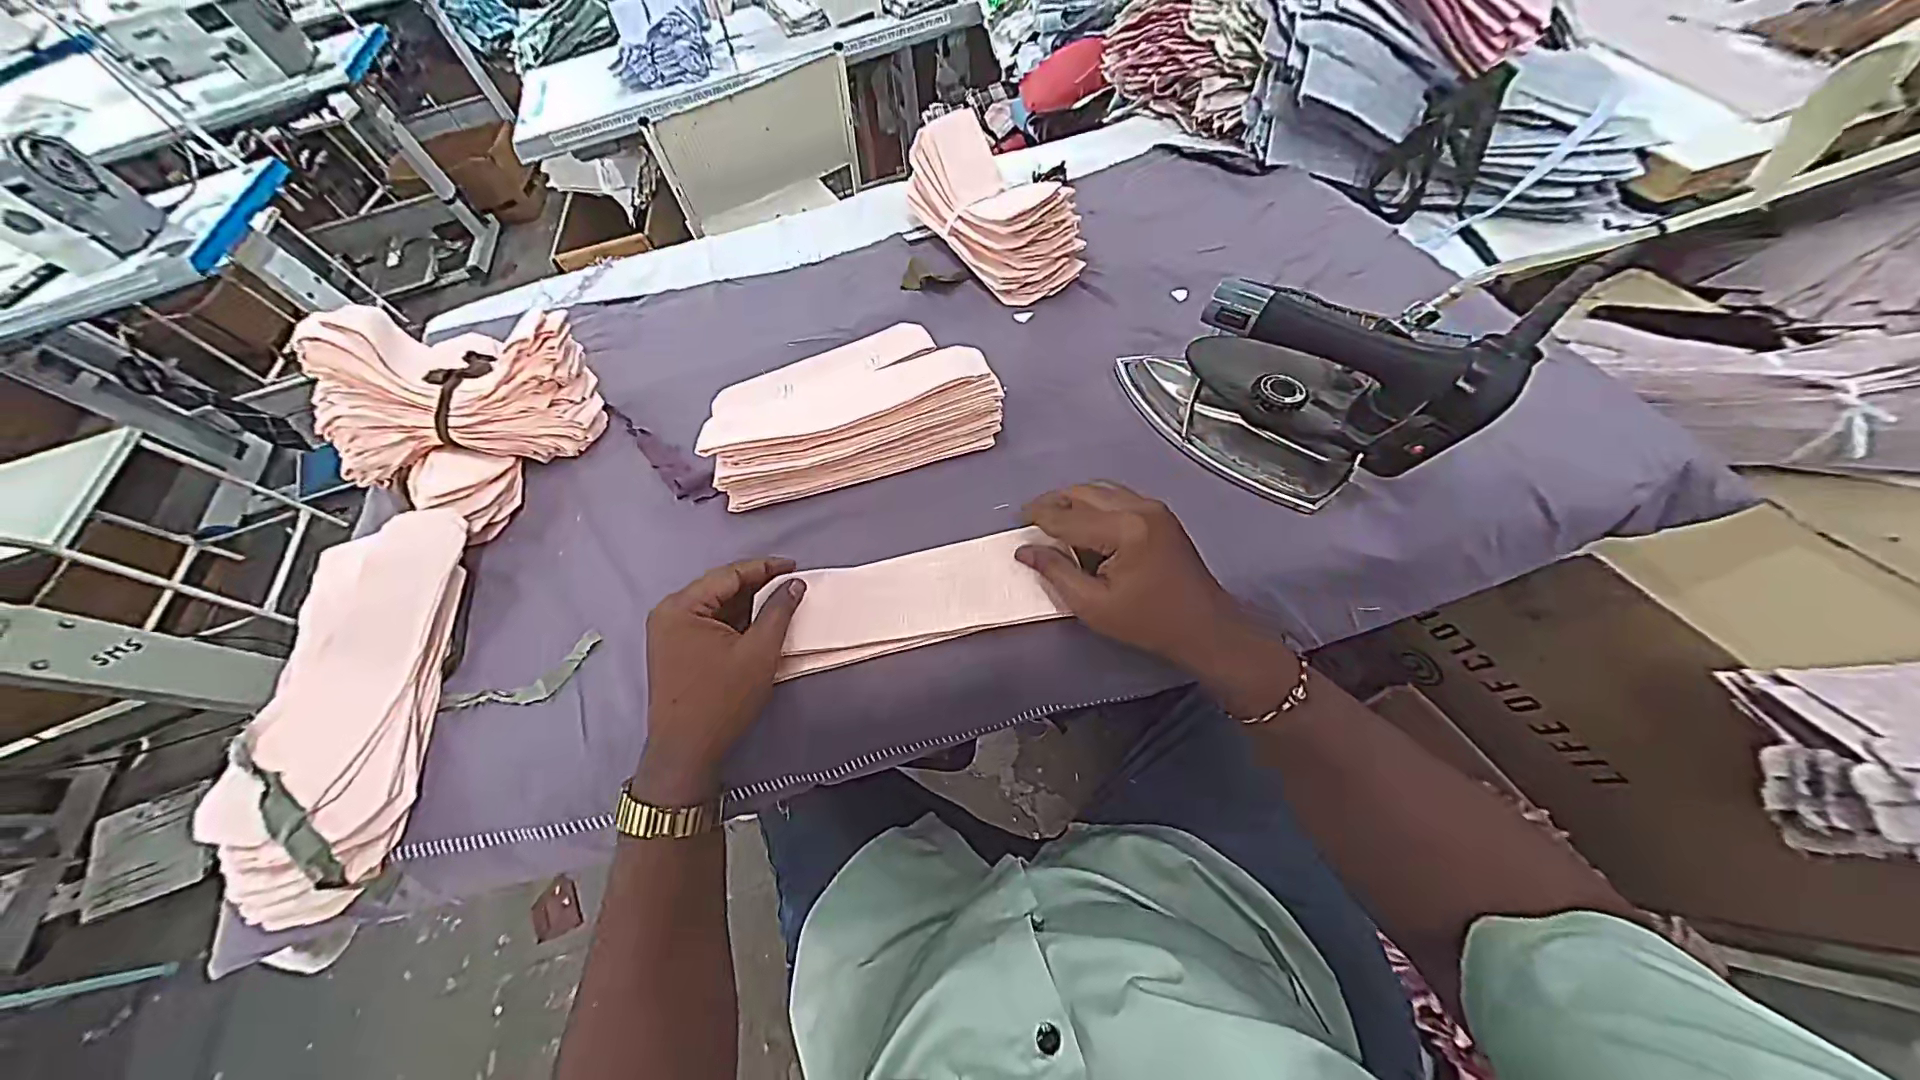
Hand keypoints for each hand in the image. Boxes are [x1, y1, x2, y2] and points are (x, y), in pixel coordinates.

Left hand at [633, 558, 805, 805]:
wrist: (687, 750)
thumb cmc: (723, 699)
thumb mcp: (759, 652)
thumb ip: (778, 611)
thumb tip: (794, 584)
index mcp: (681, 607)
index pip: (728, 575)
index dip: (764, 568)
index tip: (794, 567)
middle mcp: (669, 613)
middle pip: (720, 588)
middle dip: (757, 585)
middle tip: (791, 584)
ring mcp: (669, 632)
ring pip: (716, 606)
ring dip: (747, 604)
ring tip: (781, 602)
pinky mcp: (676, 649)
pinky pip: (710, 624)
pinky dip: (735, 621)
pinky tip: (759, 623)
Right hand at [1016, 482, 1296, 717]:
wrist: (1203, 626)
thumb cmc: (1147, 622)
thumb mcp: (1092, 605)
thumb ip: (1056, 572)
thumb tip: (1026, 550)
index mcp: (1124, 530)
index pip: (1068, 516)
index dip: (1039, 518)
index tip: (1018, 521)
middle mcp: (1139, 508)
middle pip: (1083, 492)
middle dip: (1054, 503)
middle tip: (1031, 519)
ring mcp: (1153, 507)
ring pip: (1100, 489)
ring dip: (1074, 501)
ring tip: (1054, 522)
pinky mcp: (1159, 513)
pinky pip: (1117, 496)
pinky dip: (1094, 504)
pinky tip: (1085, 525)